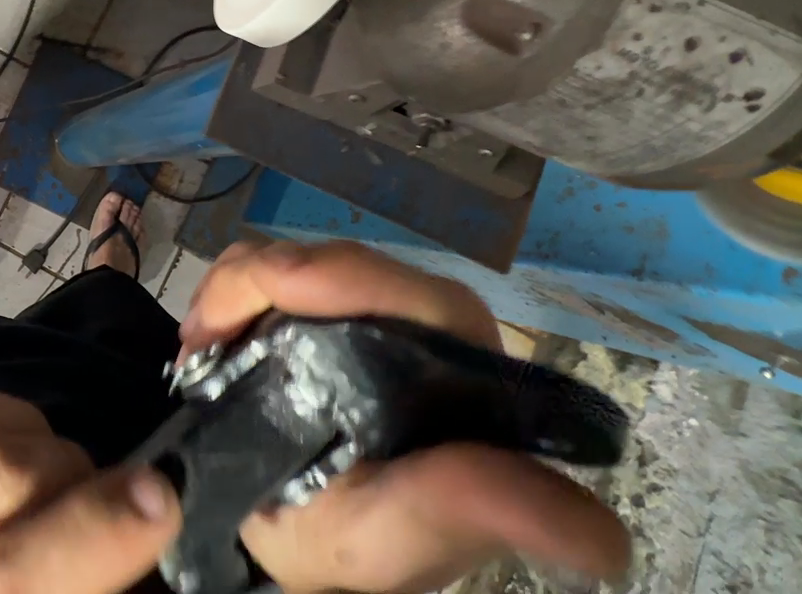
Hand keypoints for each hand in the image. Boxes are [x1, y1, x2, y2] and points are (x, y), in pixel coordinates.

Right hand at [178, 239, 631, 592]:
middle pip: (343, 265)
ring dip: (235, 288)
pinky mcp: (294, 306)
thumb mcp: (389, 542)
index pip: (427, 299)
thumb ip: (463, 516)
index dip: (357, 278)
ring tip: (198, 345)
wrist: (272, 525)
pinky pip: (254, 269)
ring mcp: (345, 311)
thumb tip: (603, 538)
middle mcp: (410, 330)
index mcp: (459, 376)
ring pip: (291, 258)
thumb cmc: (339, 535)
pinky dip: (222, 292)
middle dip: (265, 281)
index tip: (280, 282)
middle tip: (208, 331)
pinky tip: (200, 336)